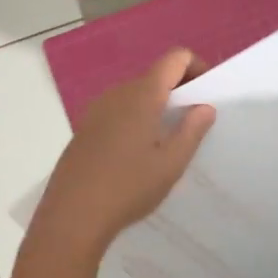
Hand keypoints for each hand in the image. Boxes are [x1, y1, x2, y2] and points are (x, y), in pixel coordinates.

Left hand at [29, 48, 215, 257]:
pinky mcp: (84, 129)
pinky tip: (136, 155)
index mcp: (142, 95)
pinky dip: (135, 119)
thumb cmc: (128, 188)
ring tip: (166, 141)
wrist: (71, 218)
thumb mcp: (171, 163)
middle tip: (192, 122)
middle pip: (155, 75)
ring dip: (156, 106)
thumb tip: (205, 106)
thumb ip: (192, 130)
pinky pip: (117, 111)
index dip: (197, 67)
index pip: (175, 59)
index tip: (207, 95)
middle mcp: (118, 93)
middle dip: (178, 90)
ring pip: (135, 94)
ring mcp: (96, 110)